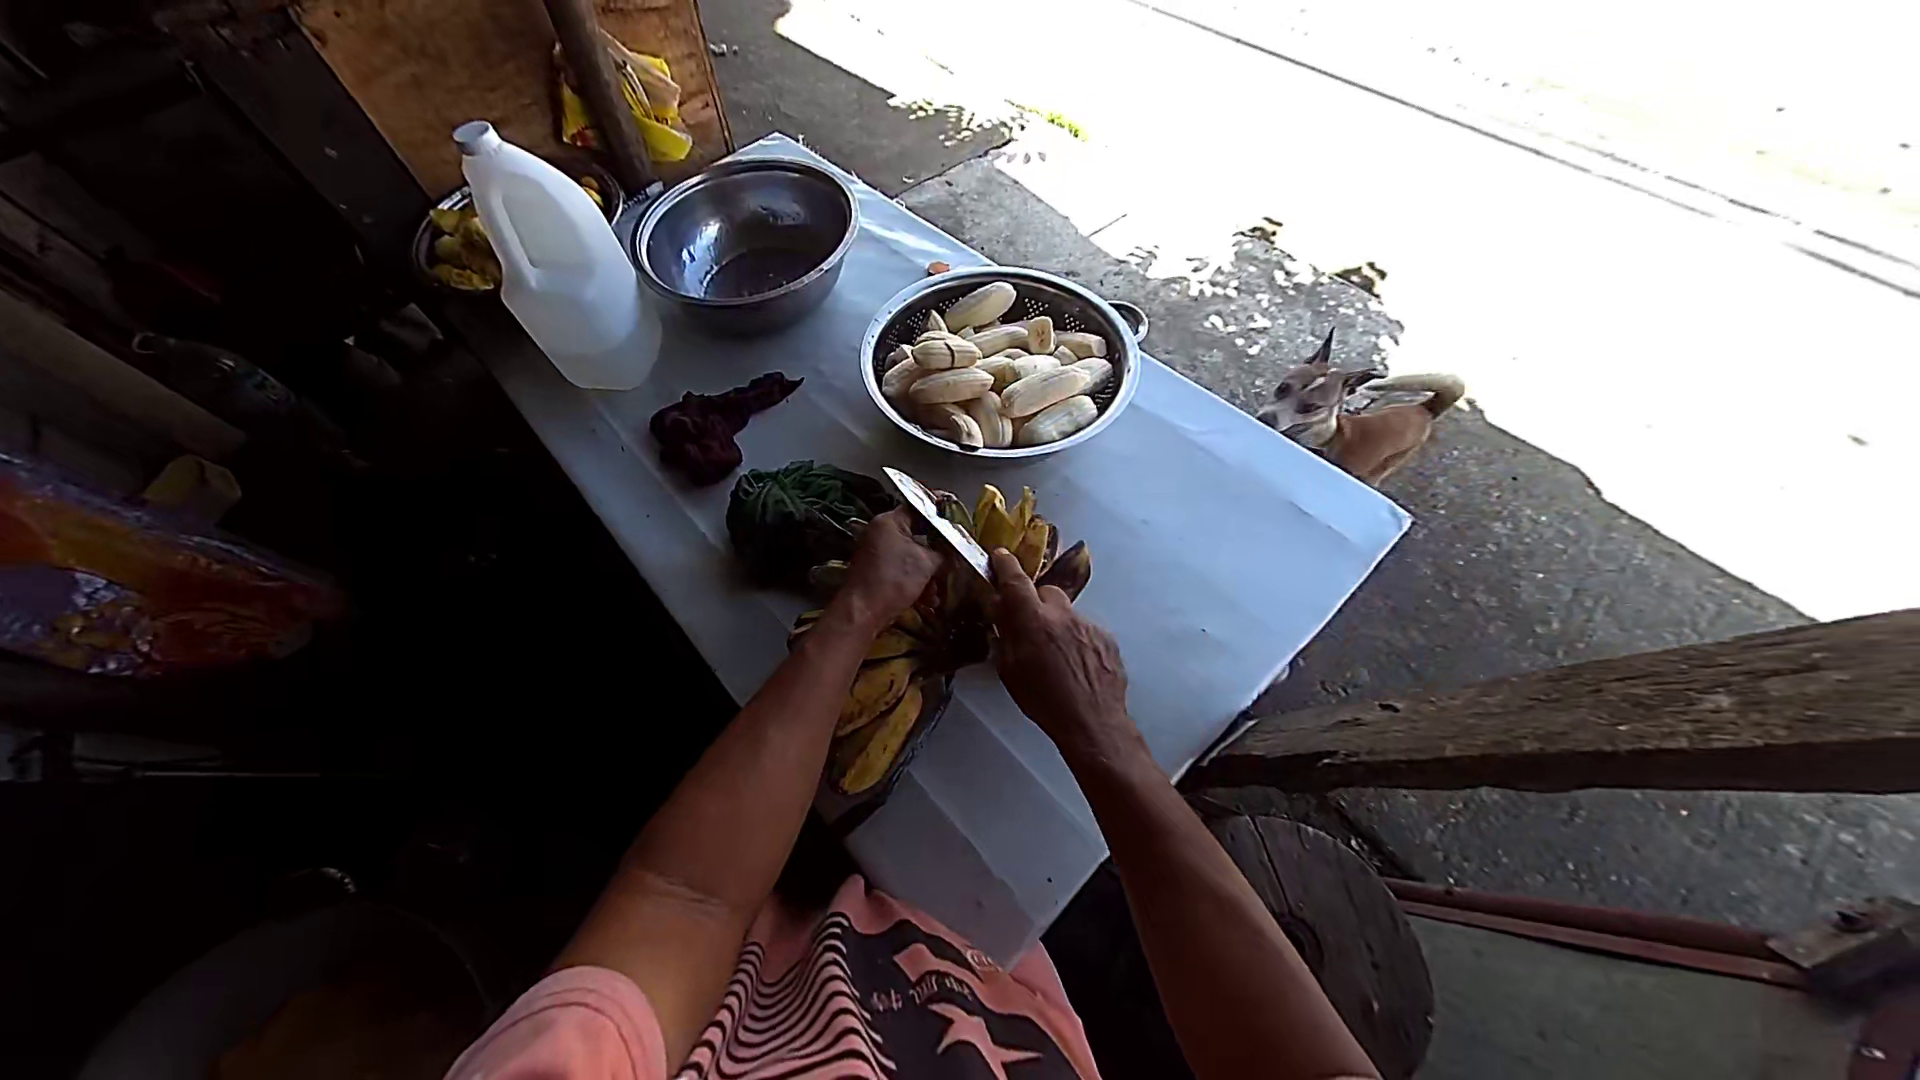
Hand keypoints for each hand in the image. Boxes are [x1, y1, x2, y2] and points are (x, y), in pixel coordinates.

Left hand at [833, 507, 944, 631]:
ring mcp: (878, 552)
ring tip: (939, 589)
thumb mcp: (927, 563)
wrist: (862, 612)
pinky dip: (917, 580)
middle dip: (938, 551)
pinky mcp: (878, 570)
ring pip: (913, 555)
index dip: (941, 511)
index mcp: (890, 521)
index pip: (920, 506)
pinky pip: (904, 568)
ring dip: (929, 572)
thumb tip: (956, 547)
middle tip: (955, 559)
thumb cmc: (894, 580)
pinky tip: (928, 599)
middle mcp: (881, 532)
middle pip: (918, 533)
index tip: (958, 518)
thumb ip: (944, 550)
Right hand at [989, 549, 1143, 764]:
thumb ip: (1006, 634)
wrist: (1092, 721)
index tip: (1000, 556)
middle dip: (1035, 603)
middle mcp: (1063, 615)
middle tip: (1030, 626)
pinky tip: (1075, 664)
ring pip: (1066, 612)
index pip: (1016, 580)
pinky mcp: (1106, 637)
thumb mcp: (1010, 670)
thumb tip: (1002, 612)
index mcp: (1034, 621)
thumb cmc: (1044, 701)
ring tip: (1055, 655)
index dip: (1005, 565)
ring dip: (1057, 624)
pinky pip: (1085, 629)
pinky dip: (1076, 639)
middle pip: (1045, 592)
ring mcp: (1088, 624)